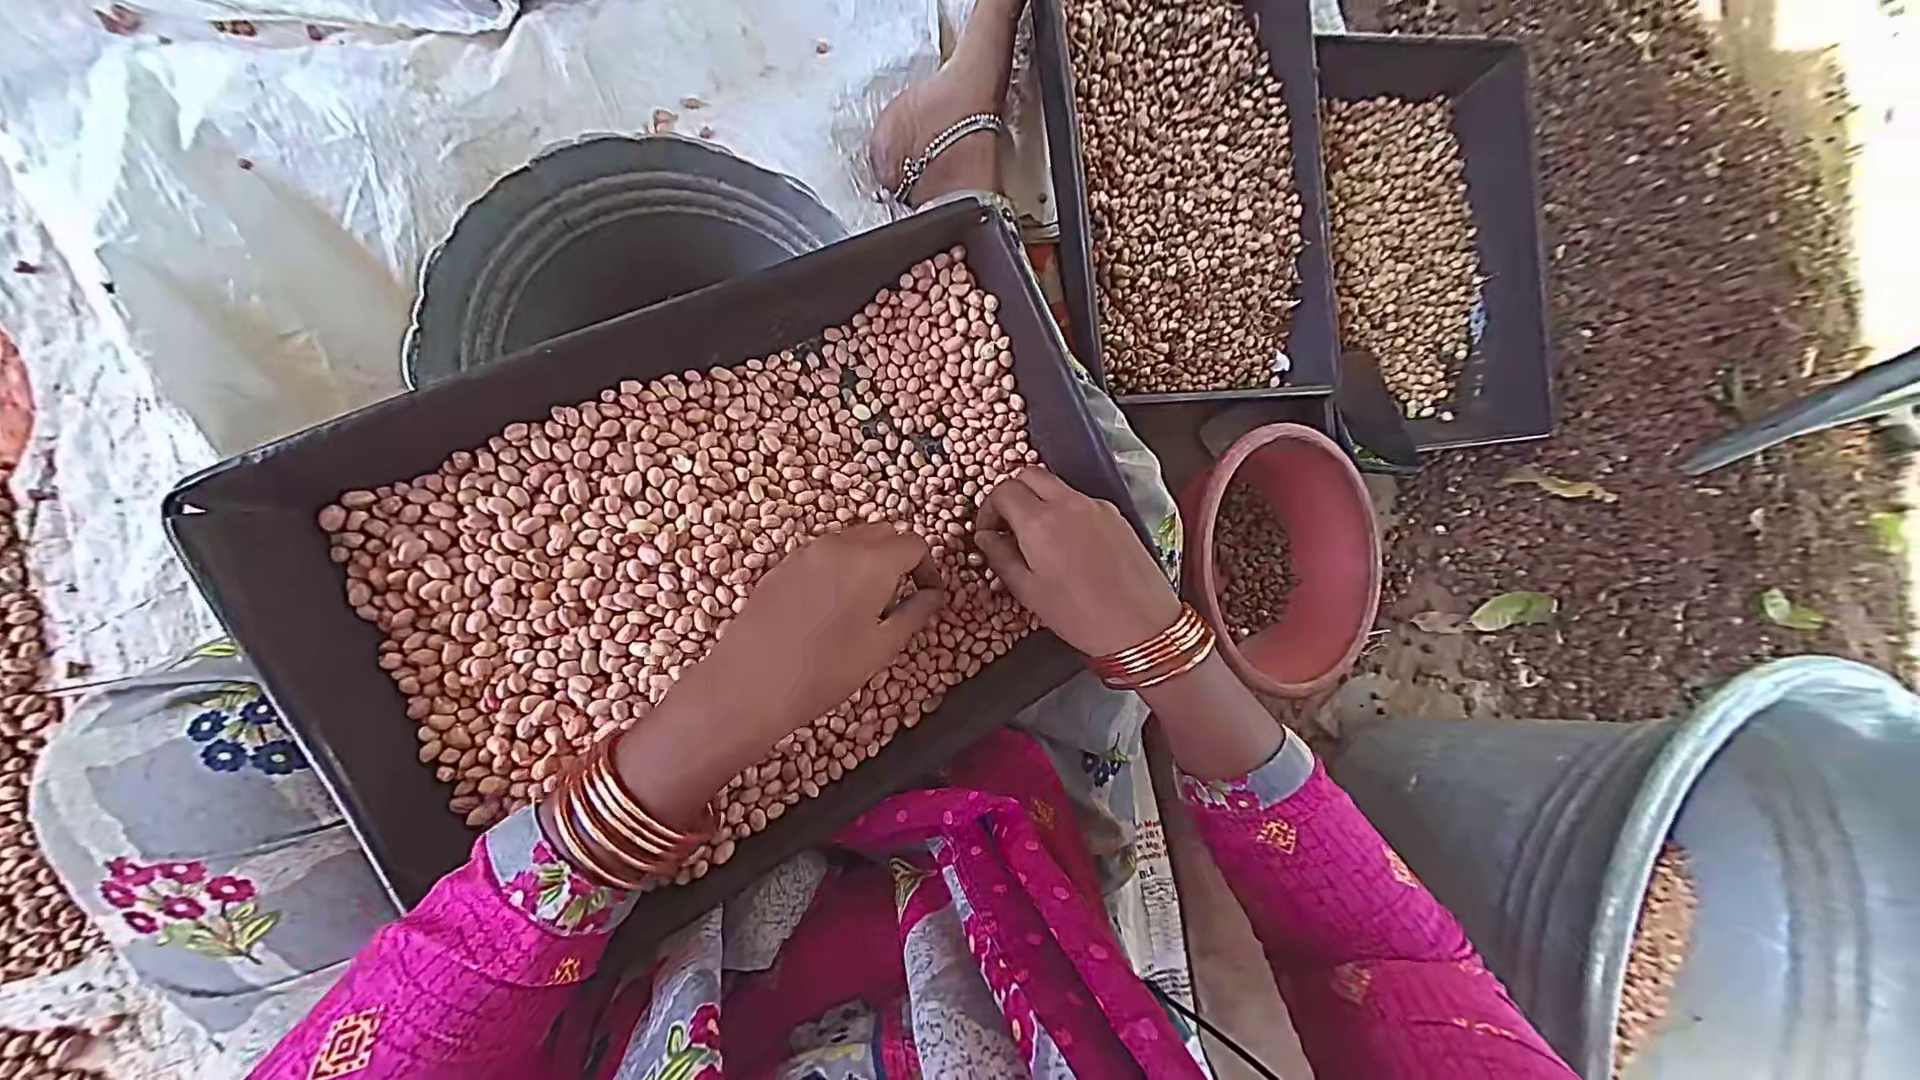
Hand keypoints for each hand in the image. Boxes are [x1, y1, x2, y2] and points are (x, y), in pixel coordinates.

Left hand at [697, 523, 946, 735]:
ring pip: (851, 540)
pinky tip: (829, 607)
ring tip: (864, 604)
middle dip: (899, 558)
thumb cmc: (825, 671)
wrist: (747, 685)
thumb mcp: (881, 646)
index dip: (928, 568)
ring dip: (868, 560)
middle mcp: (839, 545)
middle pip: (883, 532)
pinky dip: (838, 568)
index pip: (914, 545)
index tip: (927, 595)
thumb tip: (933, 596)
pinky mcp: (781, 566)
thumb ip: (914, 613)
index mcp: (872, 561)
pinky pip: (822, 554)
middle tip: (899, 597)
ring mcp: (805, 552)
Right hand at [976, 468, 1281, 778]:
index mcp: (1040, 522)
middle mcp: (1068, 503)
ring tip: (1035, 535)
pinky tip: (1065, 541)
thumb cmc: (1081, 616)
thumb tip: (985, 538)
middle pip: (1027, 474)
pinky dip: (1062, 508)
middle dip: (1010, 493)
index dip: (987, 508)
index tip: (987, 531)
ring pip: (1054, 484)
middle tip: (1006, 524)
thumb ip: (1001, 557)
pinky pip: (1078, 498)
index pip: (1002, 490)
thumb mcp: (1028, 592)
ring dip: (1037, 499)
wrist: (1142, 626)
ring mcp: (1095, 505)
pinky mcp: (1115, 514)